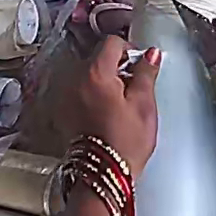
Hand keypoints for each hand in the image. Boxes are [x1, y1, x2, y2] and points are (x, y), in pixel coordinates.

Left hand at [65, 36, 160, 176]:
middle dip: (117, 67)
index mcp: (95, 74)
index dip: (129, 50)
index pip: (111, 43)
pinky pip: (82, 90)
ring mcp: (67, 95)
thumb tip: (150, 54)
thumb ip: (146, 73)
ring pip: (90, 74)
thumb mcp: (143, 104)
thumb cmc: (126, 142)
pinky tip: (107, 112)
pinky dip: (94, 94)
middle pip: (98, 58)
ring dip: (105, 81)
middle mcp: (76, 80)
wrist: (104, 173)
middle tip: (134, 88)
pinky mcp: (65, 110)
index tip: (139, 65)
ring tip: (121, 103)